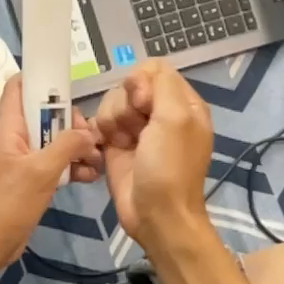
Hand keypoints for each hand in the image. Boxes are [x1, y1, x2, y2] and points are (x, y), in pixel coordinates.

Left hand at [0, 75, 101, 267]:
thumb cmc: (9, 204)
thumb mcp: (42, 171)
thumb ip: (67, 145)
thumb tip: (87, 132)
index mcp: (9, 128)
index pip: (19, 86)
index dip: (42, 78)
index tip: (70, 86)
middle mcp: (15, 139)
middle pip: (45, 113)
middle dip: (71, 122)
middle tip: (89, 138)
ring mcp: (22, 160)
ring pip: (54, 140)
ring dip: (76, 146)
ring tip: (96, 160)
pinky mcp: (30, 180)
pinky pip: (55, 163)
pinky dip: (72, 166)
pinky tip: (90, 176)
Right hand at [96, 59, 215, 253]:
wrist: (156, 214)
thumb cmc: (170, 168)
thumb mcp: (176, 118)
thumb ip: (161, 83)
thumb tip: (139, 75)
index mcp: (183, 103)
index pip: (154, 69)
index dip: (141, 83)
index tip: (143, 105)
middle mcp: (160, 113)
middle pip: (128, 85)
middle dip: (125, 105)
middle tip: (135, 131)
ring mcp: (137, 130)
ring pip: (112, 103)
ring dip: (112, 121)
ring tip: (123, 144)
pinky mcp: (117, 146)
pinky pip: (101, 124)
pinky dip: (101, 133)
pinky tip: (108, 148)